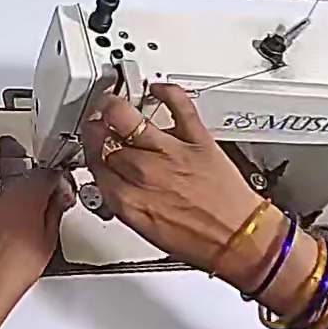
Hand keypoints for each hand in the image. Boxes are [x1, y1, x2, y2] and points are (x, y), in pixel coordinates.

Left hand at [0, 137, 70, 328]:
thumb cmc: (17, 267)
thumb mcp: (49, 240)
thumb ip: (55, 212)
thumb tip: (59, 200)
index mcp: (26, 199)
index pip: (46, 175)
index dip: (58, 181)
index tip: (62, 189)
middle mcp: (5, 198)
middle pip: (28, 180)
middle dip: (41, 189)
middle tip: (51, 202)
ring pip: (11, 193)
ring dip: (23, 200)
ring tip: (32, 221)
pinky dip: (7, 211)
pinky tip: (14, 229)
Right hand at [77, 84, 272, 286]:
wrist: (238, 239)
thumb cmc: (198, 239)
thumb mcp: (146, 229)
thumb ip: (123, 200)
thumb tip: (111, 180)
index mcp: (129, 200)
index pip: (94, 163)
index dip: (89, 150)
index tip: (91, 143)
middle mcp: (145, 173)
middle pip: (106, 140)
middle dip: (98, 129)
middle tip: (99, 124)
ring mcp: (170, 152)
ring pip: (127, 117)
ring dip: (114, 107)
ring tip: (114, 104)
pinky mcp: (197, 138)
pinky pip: (178, 104)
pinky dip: (166, 91)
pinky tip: (158, 89)